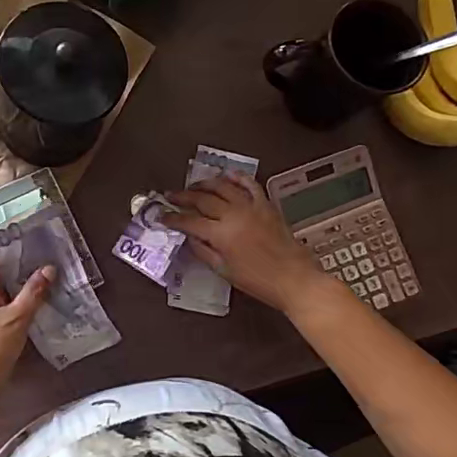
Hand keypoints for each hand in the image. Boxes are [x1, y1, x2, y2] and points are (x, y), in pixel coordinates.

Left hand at [0, 256, 54, 392]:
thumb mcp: (14, 319)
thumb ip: (33, 293)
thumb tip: (50, 268)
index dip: (17, 243)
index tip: (42, 236)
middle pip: (6, 270)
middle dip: (29, 263)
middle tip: (59, 253)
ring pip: (11, 288)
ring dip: (31, 283)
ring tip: (60, 271)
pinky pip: (13, 304)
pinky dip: (28, 300)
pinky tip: (50, 298)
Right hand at [162, 174, 334, 313]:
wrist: (294, 279)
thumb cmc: (258, 281)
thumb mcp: (224, 271)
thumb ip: (204, 251)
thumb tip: (190, 237)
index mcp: (221, 234)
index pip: (189, 221)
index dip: (173, 217)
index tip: (162, 216)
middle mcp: (234, 215)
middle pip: (202, 199)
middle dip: (183, 196)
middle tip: (171, 195)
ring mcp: (251, 207)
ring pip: (223, 186)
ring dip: (205, 183)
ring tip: (194, 185)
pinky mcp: (266, 205)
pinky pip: (250, 185)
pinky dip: (238, 177)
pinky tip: (228, 175)